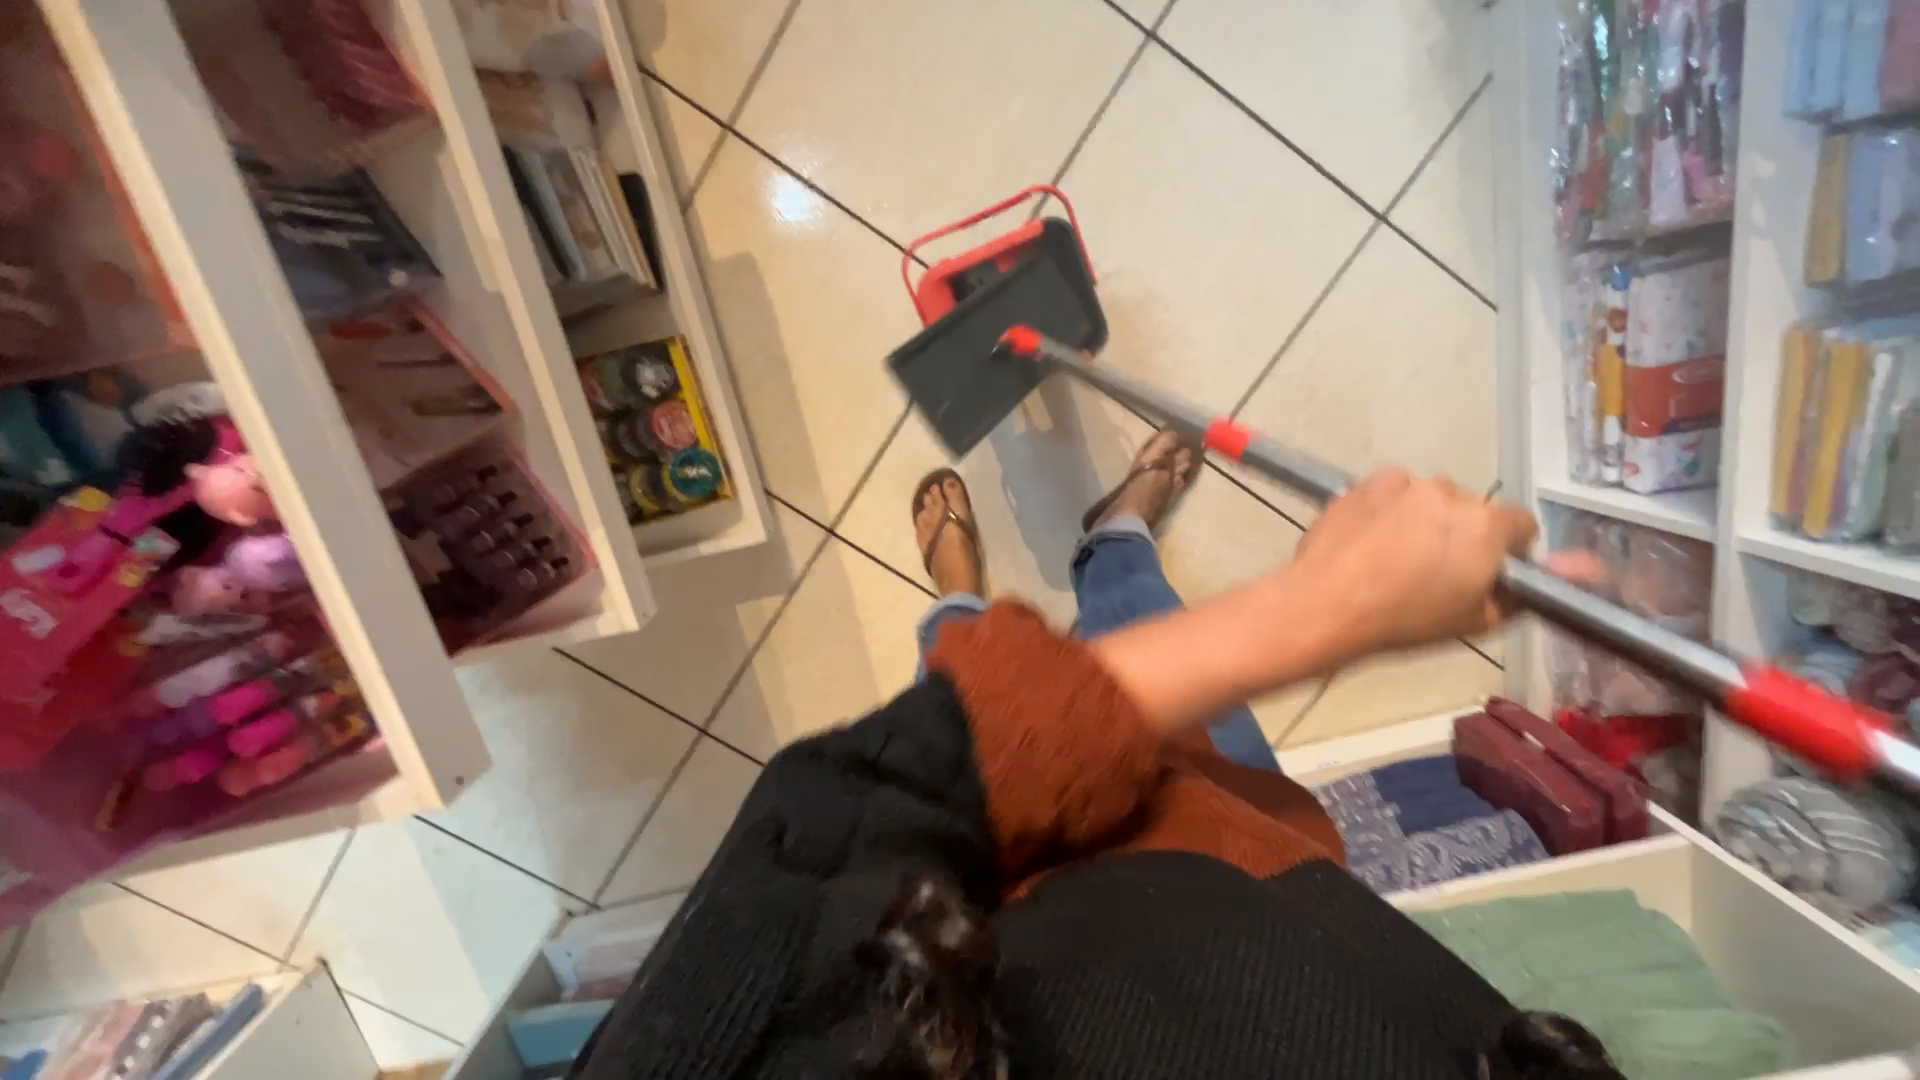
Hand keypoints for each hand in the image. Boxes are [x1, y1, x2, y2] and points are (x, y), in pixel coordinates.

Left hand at [1287, 468, 1550, 659]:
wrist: (1325, 604)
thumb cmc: (1404, 620)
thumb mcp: (1476, 618)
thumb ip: (1531, 588)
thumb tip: (1590, 567)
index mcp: (1487, 524)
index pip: (1519, 525)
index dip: (1505, 550)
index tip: (1482, 573)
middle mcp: (1449, 493)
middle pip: (1469, 509)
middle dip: (1459, 532)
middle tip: (1430, 569)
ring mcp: (1402, 484)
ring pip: (1426, 498)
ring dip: (1420, 517)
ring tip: (1392, 555)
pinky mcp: (1362, 484)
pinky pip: (1389, 491)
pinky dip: (1386, 507)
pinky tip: (1369, 537)